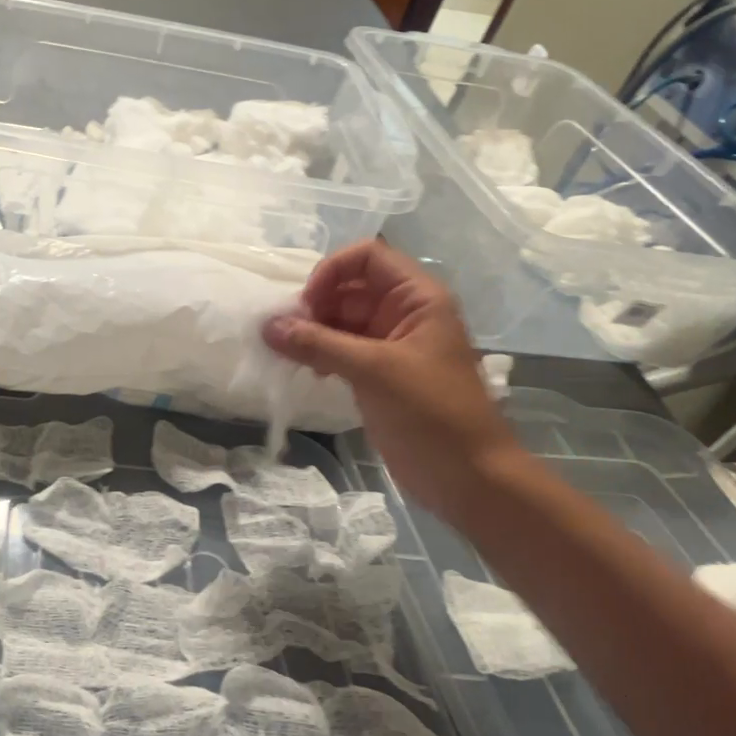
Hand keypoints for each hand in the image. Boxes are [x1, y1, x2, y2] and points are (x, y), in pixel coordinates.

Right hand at [262, 241, 521, 517]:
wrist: (468, 477)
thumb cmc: (431, 414)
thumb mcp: (374, 372)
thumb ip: (319, 345)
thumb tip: (267, 326)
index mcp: (418, 298)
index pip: (366, 257)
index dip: (331, 272)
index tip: (305, 306)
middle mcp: (405, 314)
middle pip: (349, 288)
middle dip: (315, 305)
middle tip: (286, 336)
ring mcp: (392, 346)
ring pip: (342, 321)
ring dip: (313, 333)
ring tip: (290, 356)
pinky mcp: (380, 376)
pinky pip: (343, 351)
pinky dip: (321, 355)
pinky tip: (309, 373)